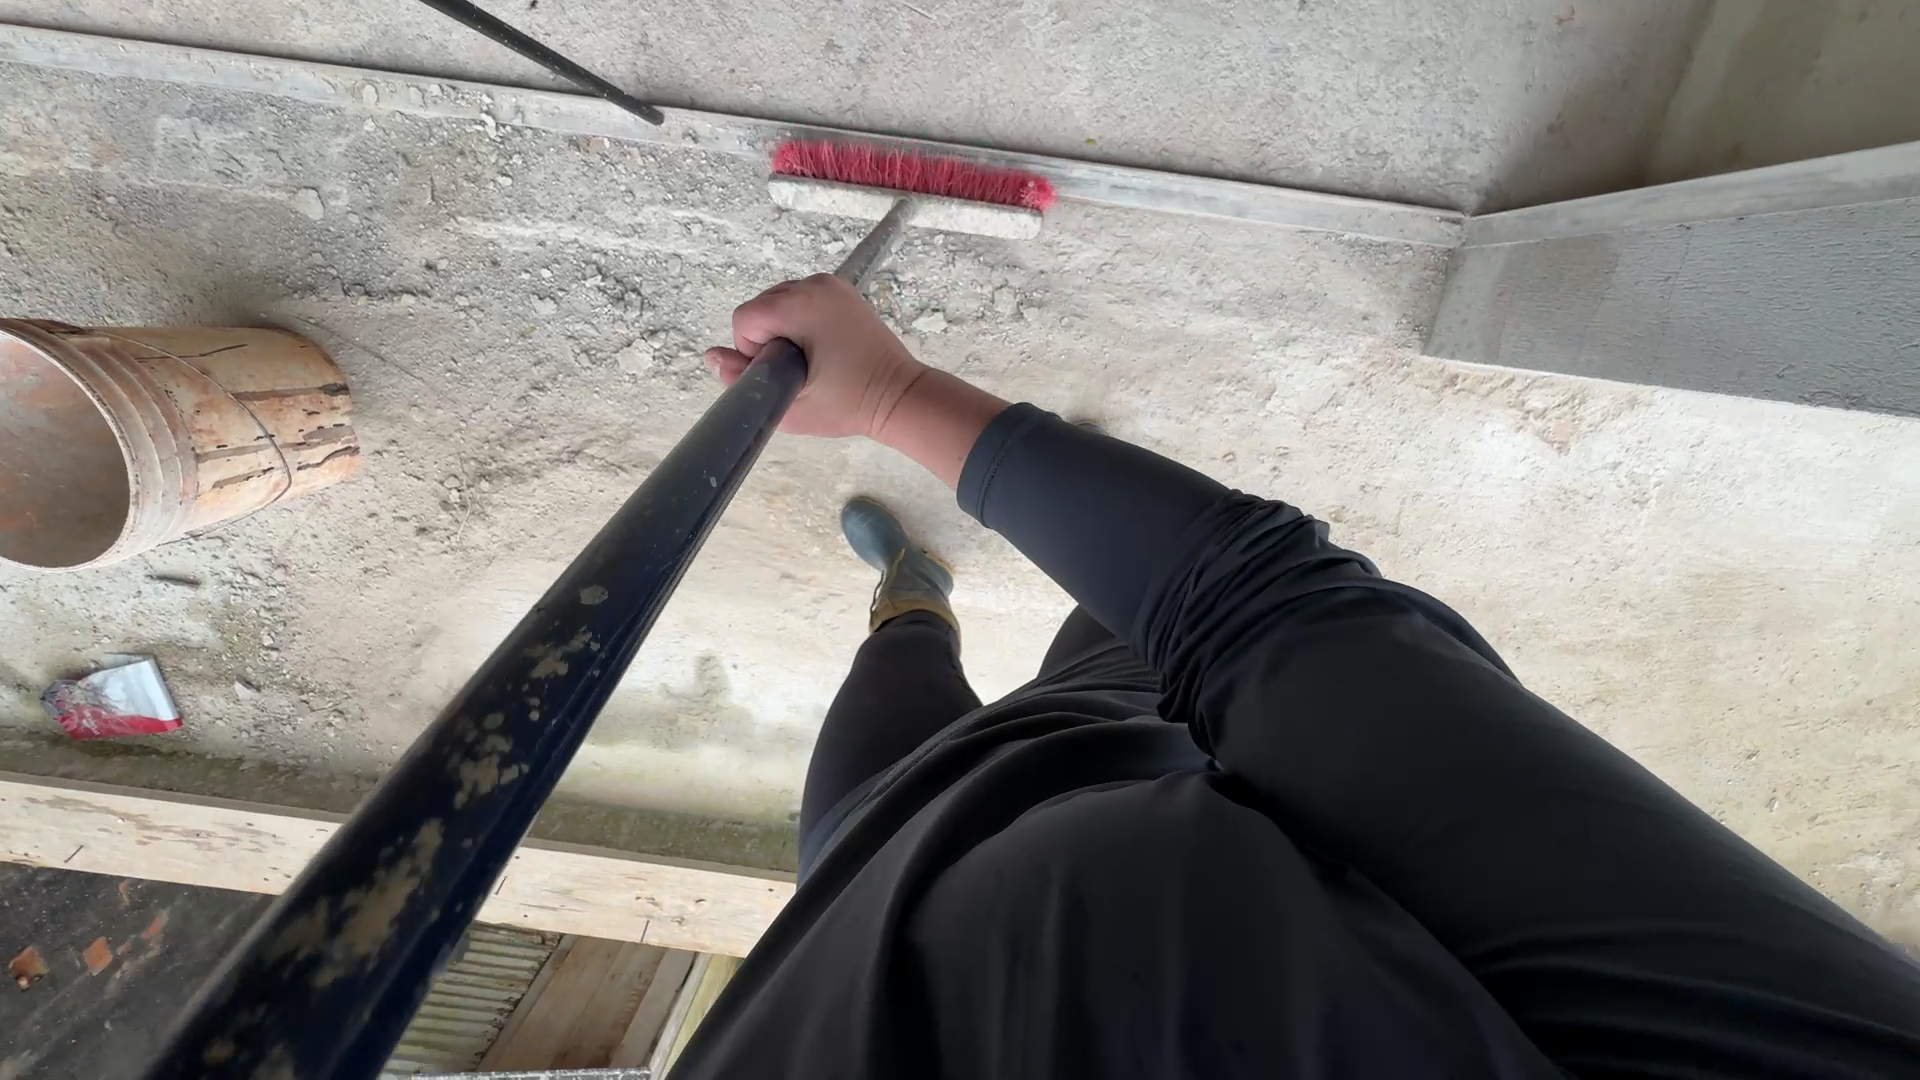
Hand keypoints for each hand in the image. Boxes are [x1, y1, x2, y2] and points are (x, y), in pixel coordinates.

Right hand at [704, 274, 927, 438]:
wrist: (898, 397)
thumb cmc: (849, 405)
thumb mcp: (790, 403)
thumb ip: (743, 381)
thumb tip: (711, 357)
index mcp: (800, 305)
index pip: (745, 319)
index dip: (752, 351)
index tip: (782, 373)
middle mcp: (815, 285)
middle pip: (762, 306)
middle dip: (768, 339)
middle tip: (800, 372)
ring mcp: (832, 285)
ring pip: (781, 302)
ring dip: (784, 331)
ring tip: (814, 362)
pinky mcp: (844, 293)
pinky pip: (803, 301)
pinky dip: (803, 322)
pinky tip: (823, 349)